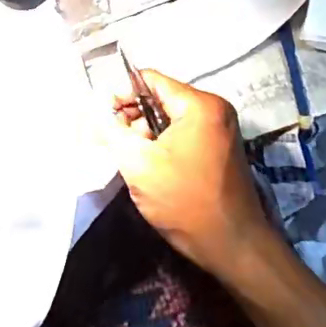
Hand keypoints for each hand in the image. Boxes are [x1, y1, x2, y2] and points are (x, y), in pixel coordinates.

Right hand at [109, 70, 277, 278]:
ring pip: (169, 119)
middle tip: (114, 141)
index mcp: (199, 105)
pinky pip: (183, 134)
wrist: (232, 246)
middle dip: (132, 117)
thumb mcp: (137, 163)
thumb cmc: (184, 201)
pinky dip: (163, 145)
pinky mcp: (220, 149)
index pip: (150, 80)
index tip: (101, 117)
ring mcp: (220, 129)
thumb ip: (111, 129)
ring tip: (131, 159)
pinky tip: (150, 167)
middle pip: (160, 98)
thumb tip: (93, 107)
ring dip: (146, 134)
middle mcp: (214, 109)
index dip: (120, 93)